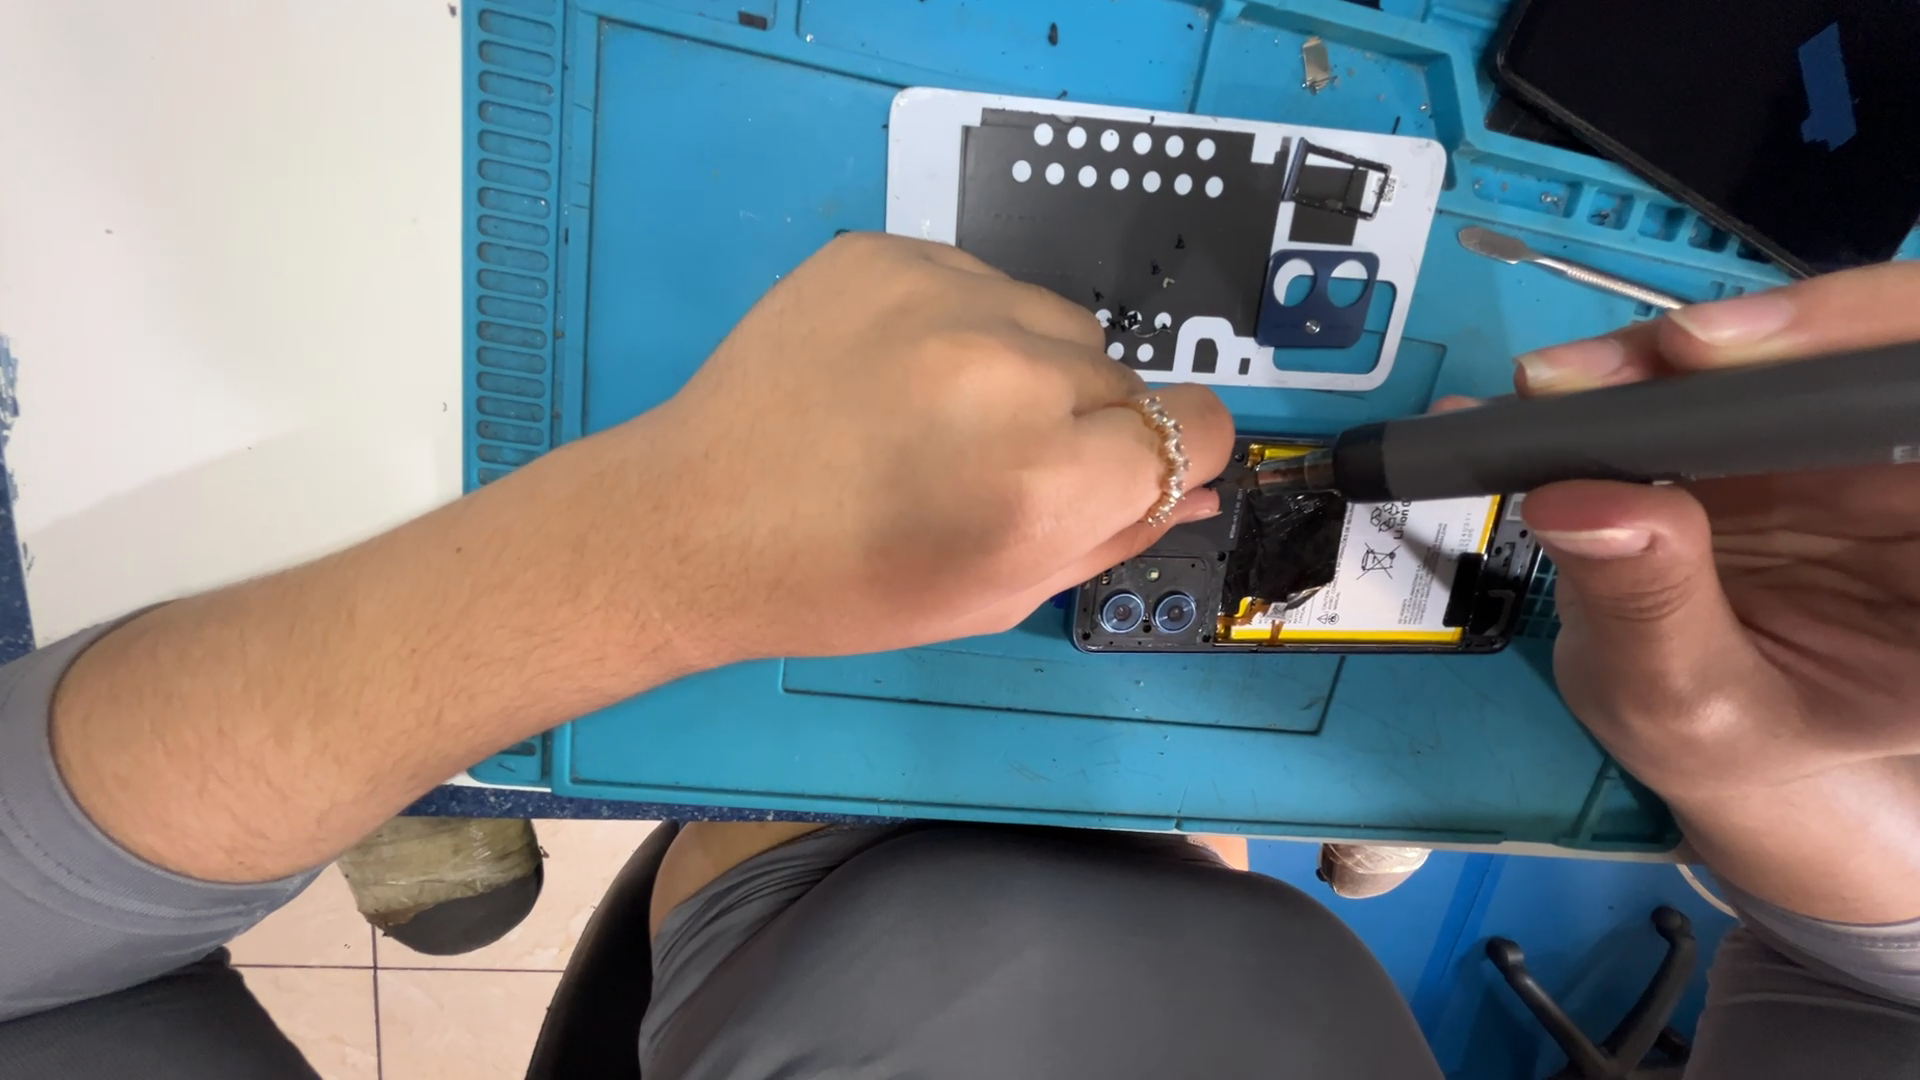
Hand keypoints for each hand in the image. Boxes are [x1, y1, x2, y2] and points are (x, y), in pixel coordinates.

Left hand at [606, 233, 1232, 661]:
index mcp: (1050, 478)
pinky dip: (963, 329)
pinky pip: (980, 285)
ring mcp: (945, 294)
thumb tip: (1195, 485)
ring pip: (1057, 323)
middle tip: (991, 463)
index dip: (1162, 459)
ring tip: (938, 417)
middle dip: (1084, 425)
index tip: (1112, 473)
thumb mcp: (998, 593)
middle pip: (1124, 376)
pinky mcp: (886, 252)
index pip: (1199, 428)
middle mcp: (1014, 370)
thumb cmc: (853, 587)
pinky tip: (895, 375)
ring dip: (1028, 370)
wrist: (701, 523)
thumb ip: (1113, 535)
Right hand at [1513, 262, 1919, 919]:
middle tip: (1574, 378)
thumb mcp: (1683, 701)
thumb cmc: (1728, 745)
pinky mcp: (1744, 444)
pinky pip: (1682, 389)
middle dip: (1715, 348)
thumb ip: (1647, 608)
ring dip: (1638, 366)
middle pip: (1854, 358)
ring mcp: (1831, 453)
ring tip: (1535, 393)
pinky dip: (1596, 391)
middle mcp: (1912, 480)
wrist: (1708, 742)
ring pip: (1756, 359)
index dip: (1852, 342)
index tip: (1700, 354)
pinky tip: (1519, 408)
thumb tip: (1576, 498)